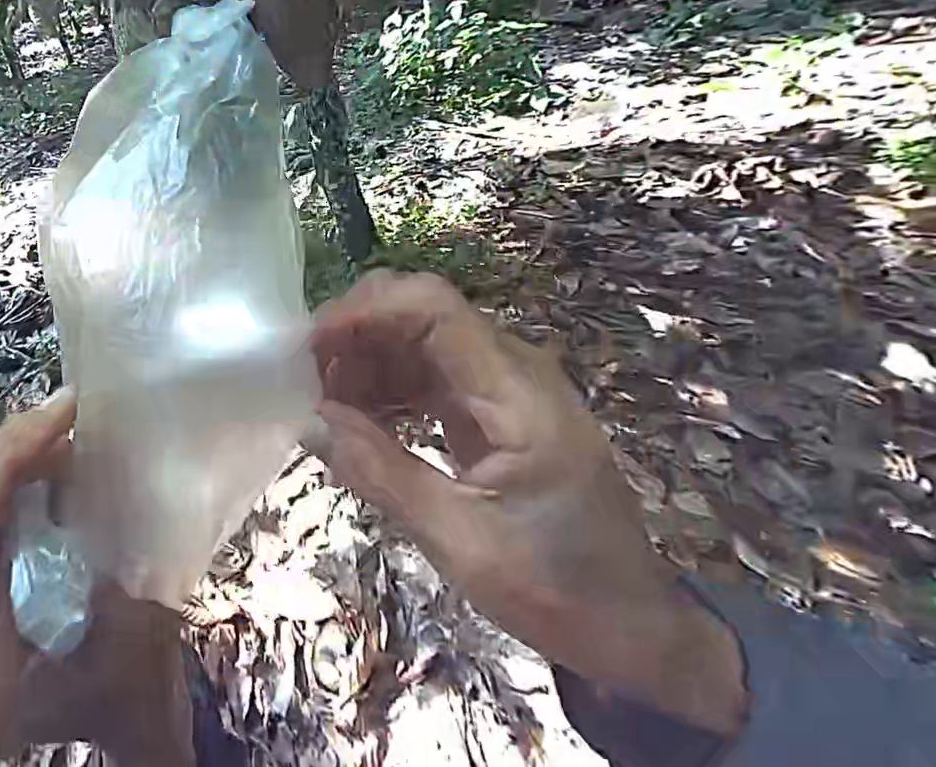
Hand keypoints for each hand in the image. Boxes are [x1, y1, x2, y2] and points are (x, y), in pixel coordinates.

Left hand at [0, 389, 193, 763]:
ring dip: (3, 460)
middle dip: (5, 451)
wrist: (124, 730)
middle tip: (71, 418)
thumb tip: (104, 459)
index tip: (63, 412)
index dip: (3, 462)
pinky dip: (5, 480)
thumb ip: (115, 552)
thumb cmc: (136, 693)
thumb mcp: (141, 629)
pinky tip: (52, 474)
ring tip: (65, 445)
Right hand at [307, 272, 745, 733]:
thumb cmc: (559, 588)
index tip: (310, 345)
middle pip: (422, 312)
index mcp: (517, 392)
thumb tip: (310, 421)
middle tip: (304, 375)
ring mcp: (502, 386)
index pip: (434, 309)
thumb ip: (382, 474)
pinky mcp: (491, 408)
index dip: (365, 311)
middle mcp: (511, 370)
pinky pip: (428, 374)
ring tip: (320, 401)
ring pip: (419, 339)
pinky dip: (386, 387)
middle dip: (356, 332)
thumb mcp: (462, 543)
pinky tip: (355, 416)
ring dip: (365, 359)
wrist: (631, 625)